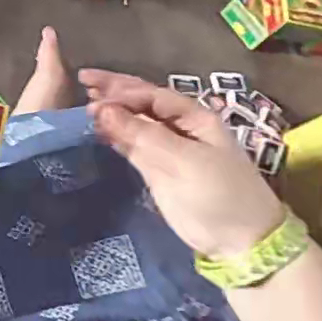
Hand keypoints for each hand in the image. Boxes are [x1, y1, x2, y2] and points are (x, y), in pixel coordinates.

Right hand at [81, 69, 286, 258]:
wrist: (237, 238)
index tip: (92, 93)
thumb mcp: (184, 160)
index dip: (123, 91)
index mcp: (194, 117)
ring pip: (134, 124)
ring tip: (84, 104)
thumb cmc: (219, 193)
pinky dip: (114, 137)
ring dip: (111, 114)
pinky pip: (132, 146)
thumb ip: (142, 135)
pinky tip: (97, 131)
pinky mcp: (157, 171)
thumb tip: (103, 110)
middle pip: (142, 103)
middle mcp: (179, 128)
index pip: (152, 95)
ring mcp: (167, 150)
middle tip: (83, 81)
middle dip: (114, 92)